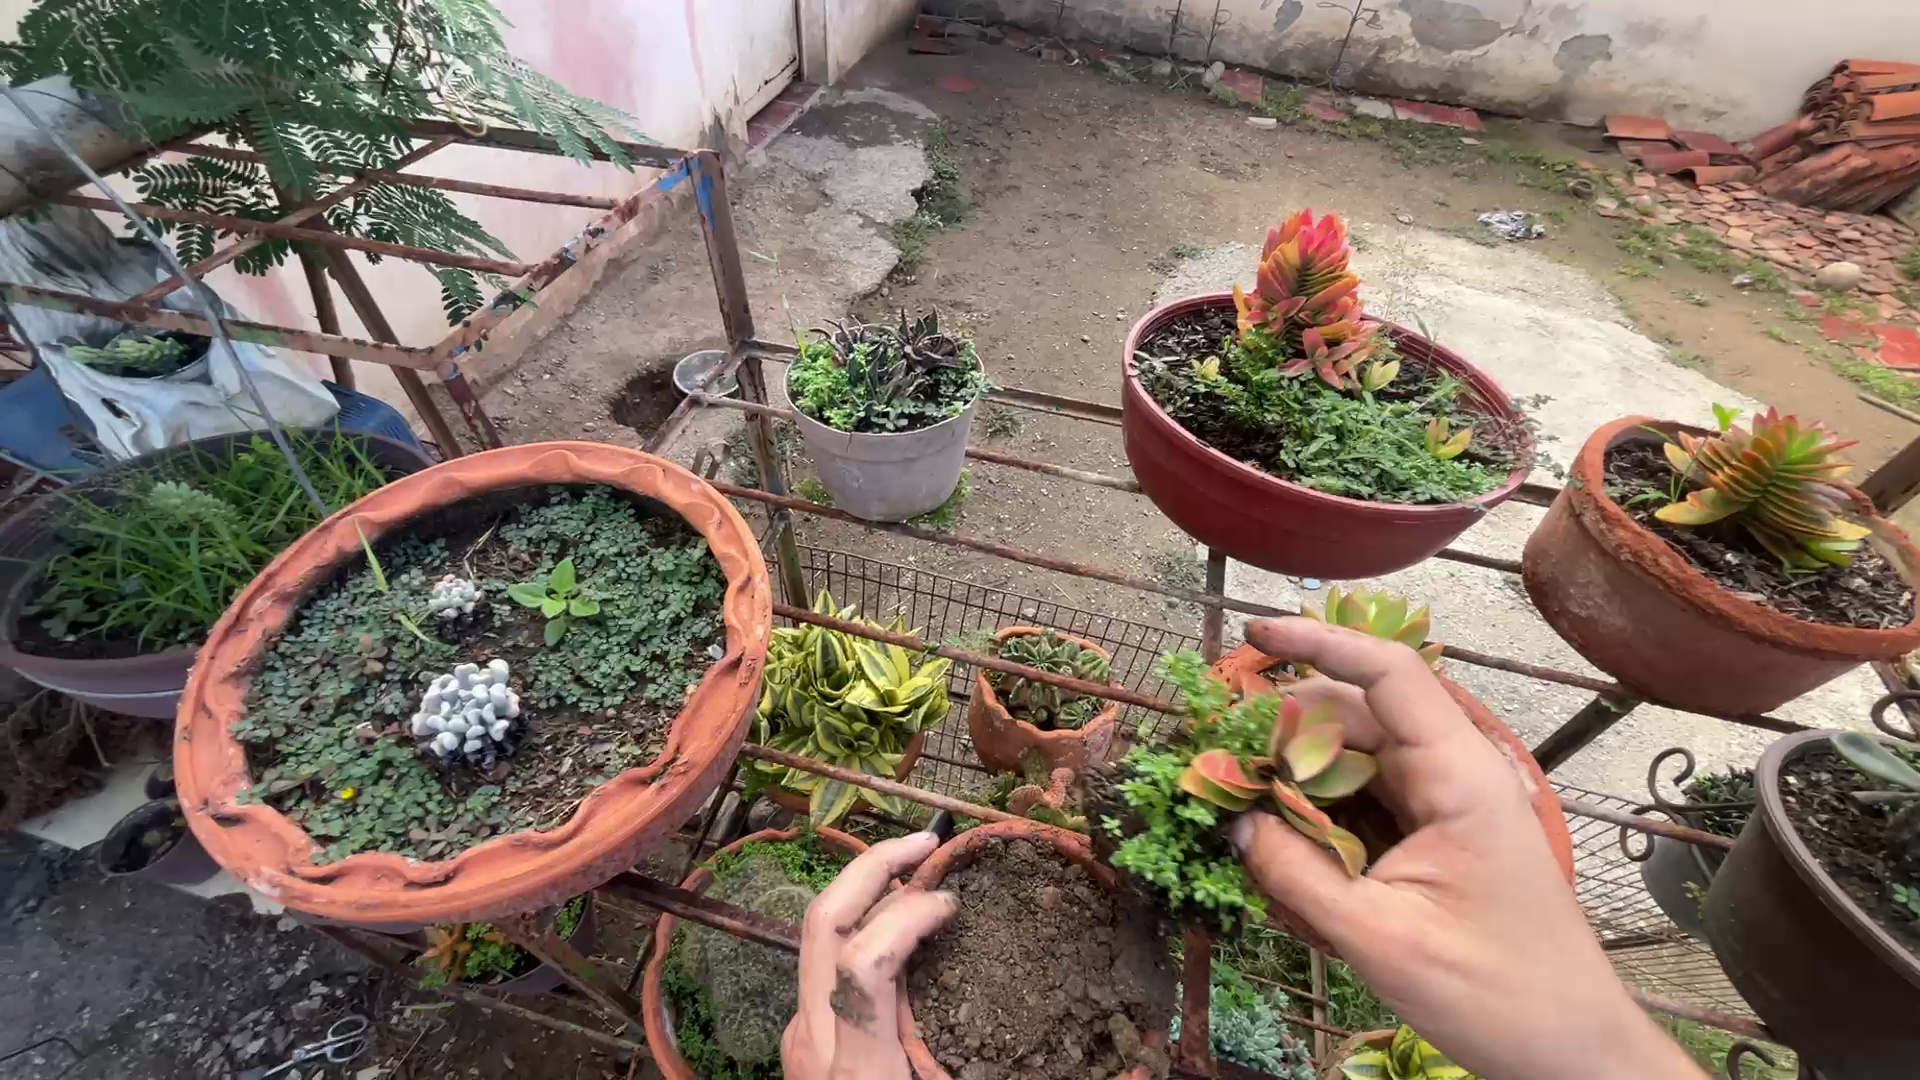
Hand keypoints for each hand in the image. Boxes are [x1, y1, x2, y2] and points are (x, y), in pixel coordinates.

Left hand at [784, 831, 958, 1079]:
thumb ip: (952, 1044)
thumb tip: (993, 988)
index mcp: (857, 1066)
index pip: (863, 962)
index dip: (908, 914)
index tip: (950, 902)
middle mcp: (815, 1037)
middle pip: (824, 921)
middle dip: (874, 864)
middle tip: (926, 842)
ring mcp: (799, 1030)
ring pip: (820, 929)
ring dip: (868, 883)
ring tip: (915, 863)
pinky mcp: (800, 1031)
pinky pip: (827, 954)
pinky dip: (864, 920)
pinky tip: (897, 918)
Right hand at [1230, 618, 1704, 1079]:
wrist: (1576, 1058)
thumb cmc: (1496, 997)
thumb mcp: (1379, 938)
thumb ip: (1295, 873)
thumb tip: (1232, 821)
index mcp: (1457, 777)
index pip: (1388, 674)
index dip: (1319, 641)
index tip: (1254, 633)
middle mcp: (1448, 770)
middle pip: (1352, 713)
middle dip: (1284, 726)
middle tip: (1224, 757)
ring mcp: (1438, 797)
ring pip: (1348, 752)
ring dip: (1294, 768)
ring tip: (1245, 796)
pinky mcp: (1426, 825)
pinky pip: (1355, 790)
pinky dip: (1313, 801)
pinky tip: (1281, 829)